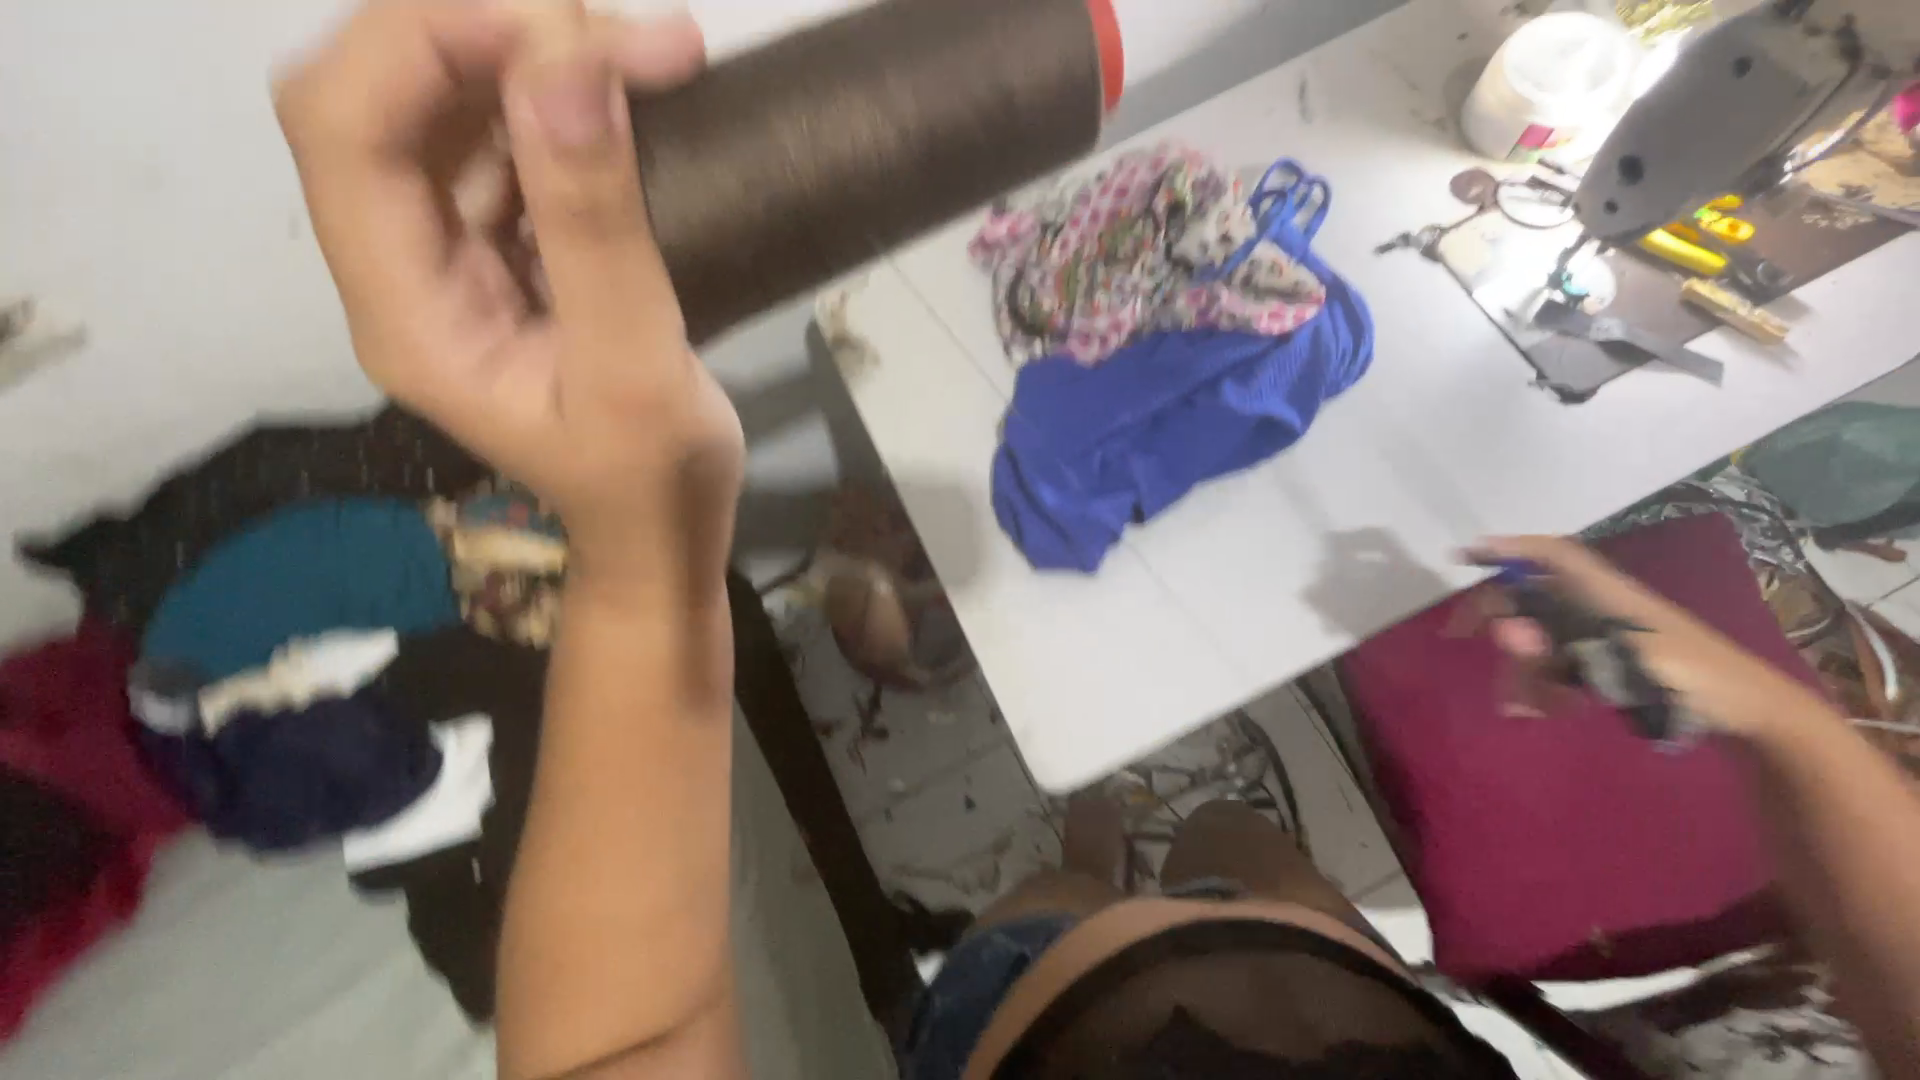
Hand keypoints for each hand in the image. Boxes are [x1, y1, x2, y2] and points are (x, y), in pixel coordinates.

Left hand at [276, 0, 744, 593]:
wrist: (665, 531)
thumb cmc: (653, 480)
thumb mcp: (635, 371)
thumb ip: (597, 232)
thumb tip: (568, 64)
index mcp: (407, 314)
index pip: (346, 128)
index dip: (427, 42)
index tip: (568, 32)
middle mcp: (408, 269)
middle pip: (392, 96)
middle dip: (499, 34)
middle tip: (635, 36)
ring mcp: (460, 258)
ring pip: (459, 110)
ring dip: (547, 59)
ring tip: (659, 51)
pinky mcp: (514, 255)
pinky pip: (516, 146)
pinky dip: (572, 104)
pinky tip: (638, 90)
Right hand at [1471, 535, 1832, 737]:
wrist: (1756, 717)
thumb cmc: (1698, 679)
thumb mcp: (1626, 661)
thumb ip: (1564, 647)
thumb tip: (1508, 633)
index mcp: (1607, 594)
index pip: (1551, 556)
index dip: (1507, 550)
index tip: (1465, 557)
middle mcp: (1599, 607)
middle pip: (1533, 598)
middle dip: (1496, 617)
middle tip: (1457, 636)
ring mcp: (1603, 636)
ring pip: (1540, 640)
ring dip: (1519, 669)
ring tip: (1516, 707)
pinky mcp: (1610, 664)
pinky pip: (1559, 667)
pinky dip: (1541, 686)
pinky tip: (1537, 711)